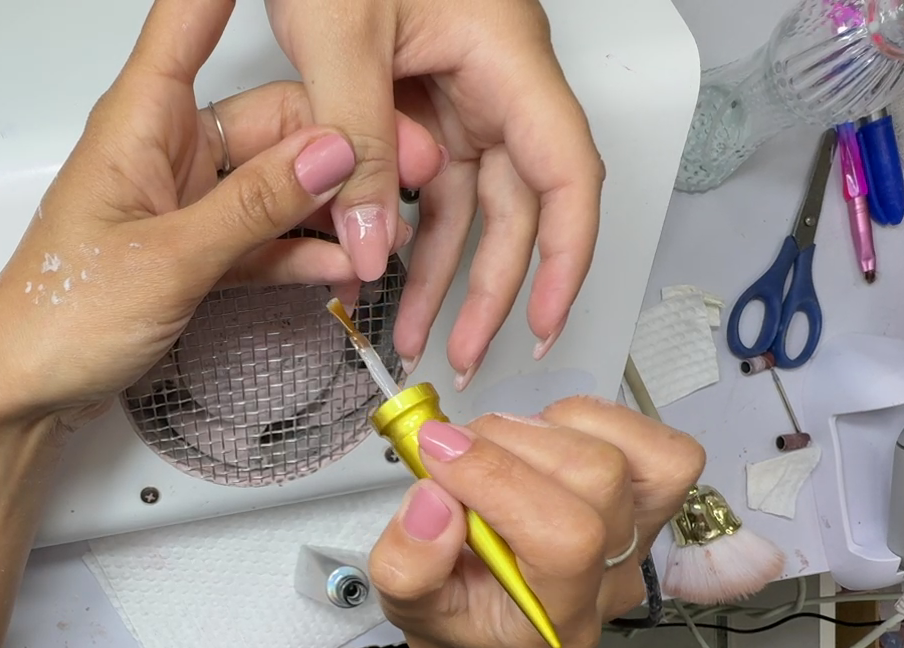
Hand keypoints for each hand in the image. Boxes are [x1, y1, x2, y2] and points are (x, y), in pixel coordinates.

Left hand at [0, 0, 446, 432]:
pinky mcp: (190, 258)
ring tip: (379, 234)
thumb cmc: (60, 319)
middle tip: (402, 175)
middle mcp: (164, 153)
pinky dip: (294, 255)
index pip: (192, 16)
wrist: (29, 393)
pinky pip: (256, 242)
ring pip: (270, 187)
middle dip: (334, 148)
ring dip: (323, 211)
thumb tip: (330, 154)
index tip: (319, 0)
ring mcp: (181, 208)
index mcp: (141, 121)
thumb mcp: (168, 259)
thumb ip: (252, 208)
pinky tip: (339, 267)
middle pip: (267, 120)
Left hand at [265, 0, 603, 386]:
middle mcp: (490, 82)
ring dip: (436, 278)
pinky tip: (376, 281)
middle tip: (454, 356)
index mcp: (500, 55)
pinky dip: (399, 236)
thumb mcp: (339, 35)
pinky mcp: (412, 107)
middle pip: (512, 208)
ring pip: (462, 209)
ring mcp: (452, 98)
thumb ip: (358, 146)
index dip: (565, 258)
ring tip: (409, 339)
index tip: (548, 325)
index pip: (563, 174)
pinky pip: (418, 187)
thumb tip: (375, 256)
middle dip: (488, 290)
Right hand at [368, 396, 703, 647]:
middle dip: (509, 445)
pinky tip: (537, 437)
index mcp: (556, 618)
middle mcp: (612, 579)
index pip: (563, 540)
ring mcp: (642, 538)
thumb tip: (433, 497)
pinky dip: (587, 421)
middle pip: (598, 481)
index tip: (434, 451)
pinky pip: (656, 445)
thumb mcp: (403, 603)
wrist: (486, 612)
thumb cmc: (449, 609)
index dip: (497, 480)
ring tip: (488, 446)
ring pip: (626, 454)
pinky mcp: (652, 500)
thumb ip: (405, 565)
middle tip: (450, 448)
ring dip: (542, 428)